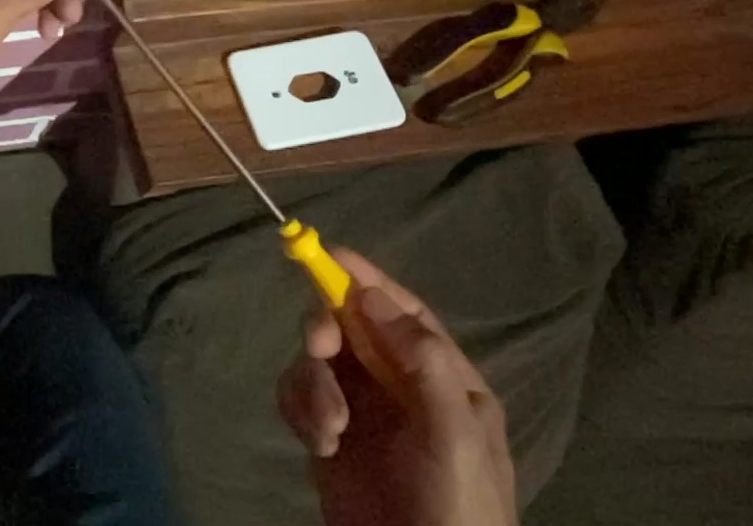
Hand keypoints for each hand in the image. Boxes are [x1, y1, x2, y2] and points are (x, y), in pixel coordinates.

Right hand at [277, 250, 516, 525]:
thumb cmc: (455, 506)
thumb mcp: (454, 434)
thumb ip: (421, 361)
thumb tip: (370, 294)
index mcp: (441, 377)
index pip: (401, 311)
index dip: (365, 278)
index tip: (329, 253)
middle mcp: (396, 383)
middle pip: (347, 327)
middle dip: (326, 332)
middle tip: (320, 350)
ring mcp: (360, 407)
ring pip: (315, 360)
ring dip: (312, 386)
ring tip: (327, 430)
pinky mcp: (327, 432)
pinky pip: (297, 395)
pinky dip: (299, 411)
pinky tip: (319, 444)